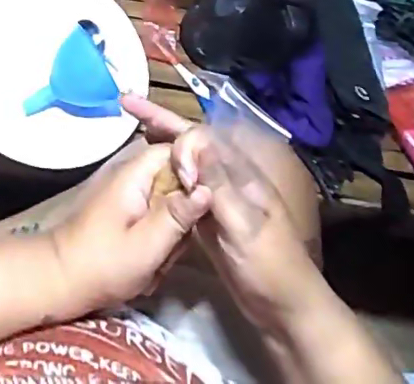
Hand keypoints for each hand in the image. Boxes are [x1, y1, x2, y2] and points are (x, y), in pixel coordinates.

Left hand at [46, 143, 211, 314]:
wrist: (60, 282)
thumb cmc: (103, 262)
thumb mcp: (147, 244)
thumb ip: (178, 216)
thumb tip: (208, 189)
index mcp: (134, 173)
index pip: (175, 151)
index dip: (195, 171)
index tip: (207, 203)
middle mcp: (131, 177)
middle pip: (174, 181)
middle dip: (180, 215)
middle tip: (172, 246)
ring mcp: (127, 196)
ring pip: (166, 205)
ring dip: (168, 235)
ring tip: (156, 262)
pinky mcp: (125, 215)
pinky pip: (153, 220)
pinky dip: (155, 242)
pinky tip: (147, 266)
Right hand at [123, 94, 325, 331]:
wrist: (285, 311)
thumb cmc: (270, 267)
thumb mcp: (245, 225)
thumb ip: (219, 183)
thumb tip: (195, 140)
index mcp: (240, 170)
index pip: (203, 137)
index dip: (183, 144)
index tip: (181, 176)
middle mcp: (227, 174)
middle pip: (190, 139)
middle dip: (160, 119)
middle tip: (129, 103)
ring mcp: (216, 194)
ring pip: (183, 159)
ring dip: (159, 139)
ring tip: (134, 123)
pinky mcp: (207, 214)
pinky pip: (181, 185)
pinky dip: (162, 171)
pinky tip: (146, 169)